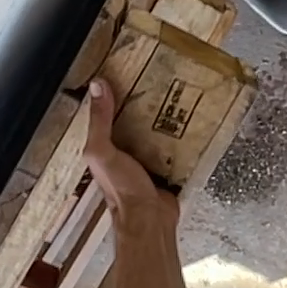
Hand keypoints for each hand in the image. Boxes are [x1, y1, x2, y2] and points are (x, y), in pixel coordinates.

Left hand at [83, 77, 178, 233]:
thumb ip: (99, 121)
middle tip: (159, 75)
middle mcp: (122, 150)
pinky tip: (189, 117)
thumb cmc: (122, 188)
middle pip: (132, 119)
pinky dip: (178, 133)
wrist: (151, 220)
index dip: (113, 92)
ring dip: (163, 115)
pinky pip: (171, 144)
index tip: (128, 68)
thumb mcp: (102, 151)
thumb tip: (97, 85)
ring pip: (153, 130)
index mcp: (102, 146)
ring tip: (177, 90)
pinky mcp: (165, 165)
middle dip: (143, 101)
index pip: (105, 112)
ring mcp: (144, 158)